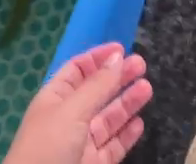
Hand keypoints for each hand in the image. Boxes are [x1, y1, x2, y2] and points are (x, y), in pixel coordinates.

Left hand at [3, 42, 153, 163]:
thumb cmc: (48, 145)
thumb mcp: (71, 110)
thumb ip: (97, 85)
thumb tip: (118, 56)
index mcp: (55, 98)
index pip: (78, 70)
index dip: (98, 58)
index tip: (122, 49)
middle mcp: (68, 118)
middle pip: (97, 92)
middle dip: (118, 77)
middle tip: (142, 64)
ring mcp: (81, 143)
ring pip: (108, 118)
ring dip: (127, 103)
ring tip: (147, 88)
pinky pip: (113, 146)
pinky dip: (126, 135)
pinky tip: (139, 123)